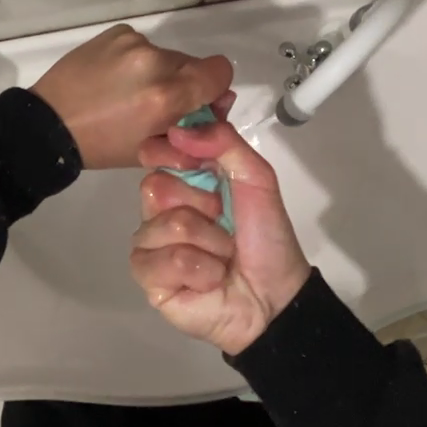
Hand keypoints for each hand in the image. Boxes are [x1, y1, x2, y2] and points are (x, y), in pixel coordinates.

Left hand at [29, 24, 233, 169]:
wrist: (50, 124)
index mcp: (166, 96)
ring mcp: (134, 43)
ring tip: (128, 92)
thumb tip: (220, 104)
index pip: (220, 72)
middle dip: (184, 84)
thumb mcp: (154, 148)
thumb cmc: (103, 146)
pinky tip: (114, 79)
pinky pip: (143, 46)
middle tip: (157, 105)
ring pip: (167, 56)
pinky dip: (137, 61)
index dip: (214, 88)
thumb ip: (193, 128)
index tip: (196, 102)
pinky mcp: (118, 32)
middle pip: (194, 65)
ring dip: (159, 72)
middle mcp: (155, 62)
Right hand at [131, 121, 311, 355]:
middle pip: (154, 185)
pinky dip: (200, 269)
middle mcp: (162, 209)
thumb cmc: (266, 236)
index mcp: (184, 181)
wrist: (276, 296)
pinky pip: (164, 261)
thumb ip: (224, 142)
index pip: (153, 151)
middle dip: (201, 203)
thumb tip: (177, 130)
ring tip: (224, 256)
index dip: (168, 151)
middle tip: (224, 218)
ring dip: (209, 241)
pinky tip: (211, 279)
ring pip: (164, 224)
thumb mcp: (257, 178)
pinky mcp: (150, 278)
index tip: (194, 160)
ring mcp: (152, 244)